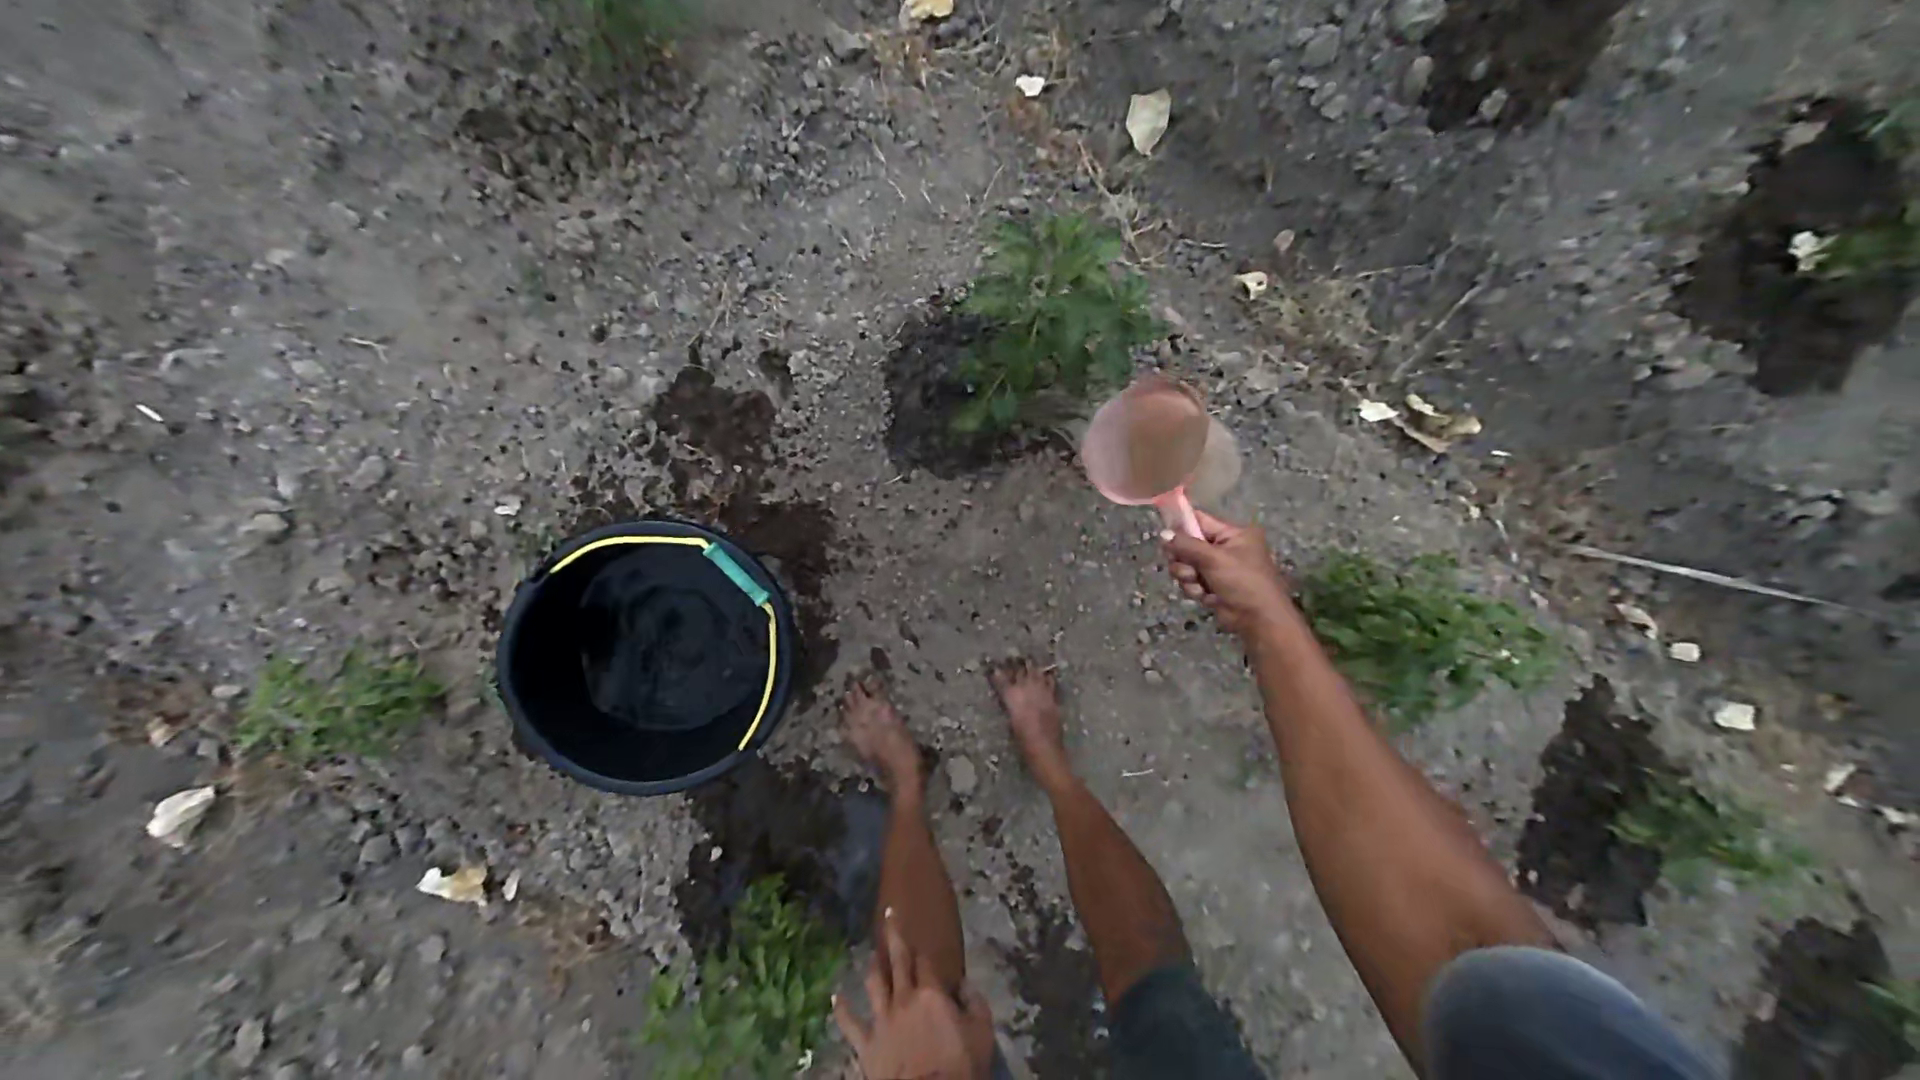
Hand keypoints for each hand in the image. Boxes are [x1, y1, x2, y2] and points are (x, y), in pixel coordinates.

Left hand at [835, 917, 994, 1079]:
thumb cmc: (959, 1067)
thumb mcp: (982, 1032)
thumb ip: (975, 1002)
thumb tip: (964, 984)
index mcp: (931, 992)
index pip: (926, 961)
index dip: (925, 950)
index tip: (925, 942)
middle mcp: (904, 997)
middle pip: (898, 959)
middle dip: (894, 933)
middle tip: (889, 912)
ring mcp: (882, 1019)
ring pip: (874, 983)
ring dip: (873, 965)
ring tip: (872, 952)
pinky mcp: (867, 1044)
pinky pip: (851, 1024)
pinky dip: (841, 1009)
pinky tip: (835, 997)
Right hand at [1162, 510, 1296, 638]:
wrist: (1259, 619)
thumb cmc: (1243, 582)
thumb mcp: (1214, 559)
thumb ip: (1186, 545)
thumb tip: (1163, 534)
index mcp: (1232, 534)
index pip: (1200, 520)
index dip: (1180, 524)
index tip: (1164, 533)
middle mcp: (1224, 548)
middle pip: (1187, 544)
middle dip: (1183, 559)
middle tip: (1187, 568)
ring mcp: (1217, 568)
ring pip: (1186, 565)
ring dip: (1188, 577)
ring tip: (1199, 585)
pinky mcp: (1211, 585)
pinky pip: (1191, 581)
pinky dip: (1194, 589)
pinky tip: (1205, 596)